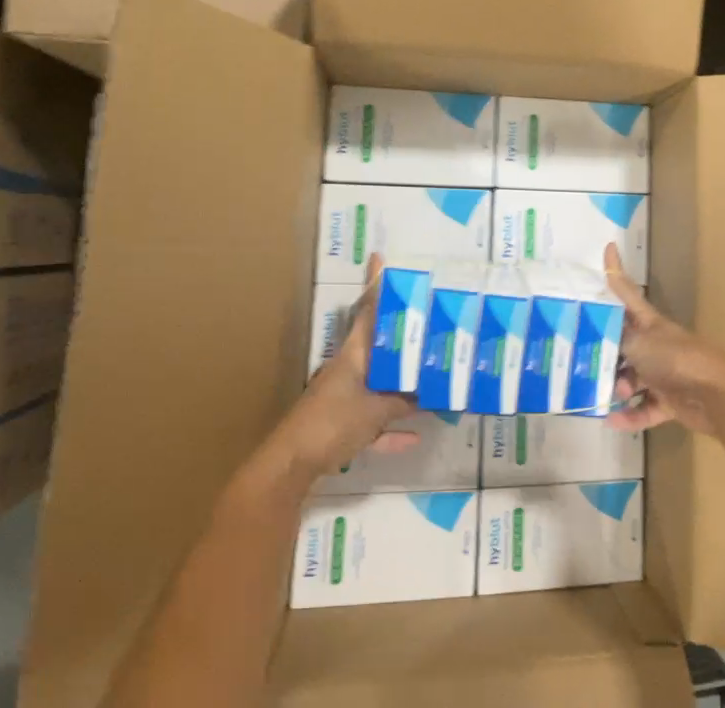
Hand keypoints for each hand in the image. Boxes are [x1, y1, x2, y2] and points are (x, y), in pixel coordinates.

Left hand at [269, 254, 419, 476]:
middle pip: (379, 348)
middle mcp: (347, 371)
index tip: (380, 258)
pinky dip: (390, 428)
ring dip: (402, 387)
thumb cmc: (331, 425)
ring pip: (378, 385)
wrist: (290, 466)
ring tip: (433, 383)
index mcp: (352, 357)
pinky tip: (414, 436)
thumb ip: (404, 401)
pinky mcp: (340, 426)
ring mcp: (342, 399)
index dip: (374, 285)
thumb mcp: (375, 411)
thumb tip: (431, 393)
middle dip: (403, 340)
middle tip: (433, 328)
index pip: (367, 312)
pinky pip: (373, 421)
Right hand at [602, 242, 724, 435]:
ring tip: (599, 395)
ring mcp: (664, 374)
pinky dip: (630, 416)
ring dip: (615, 388)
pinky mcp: (670, 401)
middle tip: (577, 358)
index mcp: (650, 324)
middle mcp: (656, 346)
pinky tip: (611, 421)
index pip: (628, 293)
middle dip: (602, 351)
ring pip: (632, 379)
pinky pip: (644, 409)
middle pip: (624, 344)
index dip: (616, 272)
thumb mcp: (640, 344)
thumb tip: (602, 346)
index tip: (608, 247)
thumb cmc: (677, 360)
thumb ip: (617, 341)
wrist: (716, 394)